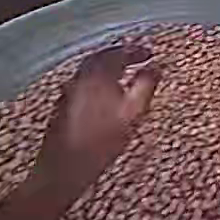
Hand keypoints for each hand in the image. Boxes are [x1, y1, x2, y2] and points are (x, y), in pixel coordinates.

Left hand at [34, 43, 161, 209]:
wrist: (64, 168)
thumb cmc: (103, 141)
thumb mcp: (134, 113)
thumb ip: (146, 85)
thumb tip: (157, 67)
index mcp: (98, 75)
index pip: (119, 53)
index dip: (137, 51)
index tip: (150, 53)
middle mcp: (80, 77)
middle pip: (102, 57)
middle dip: (120, 54)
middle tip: (137, 57)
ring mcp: (69, 90)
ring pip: (91, 69)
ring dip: (108, 65)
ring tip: (124, 72)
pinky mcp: (63, 104)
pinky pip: (84, 81)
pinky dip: (98, 78)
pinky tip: (106, 91)